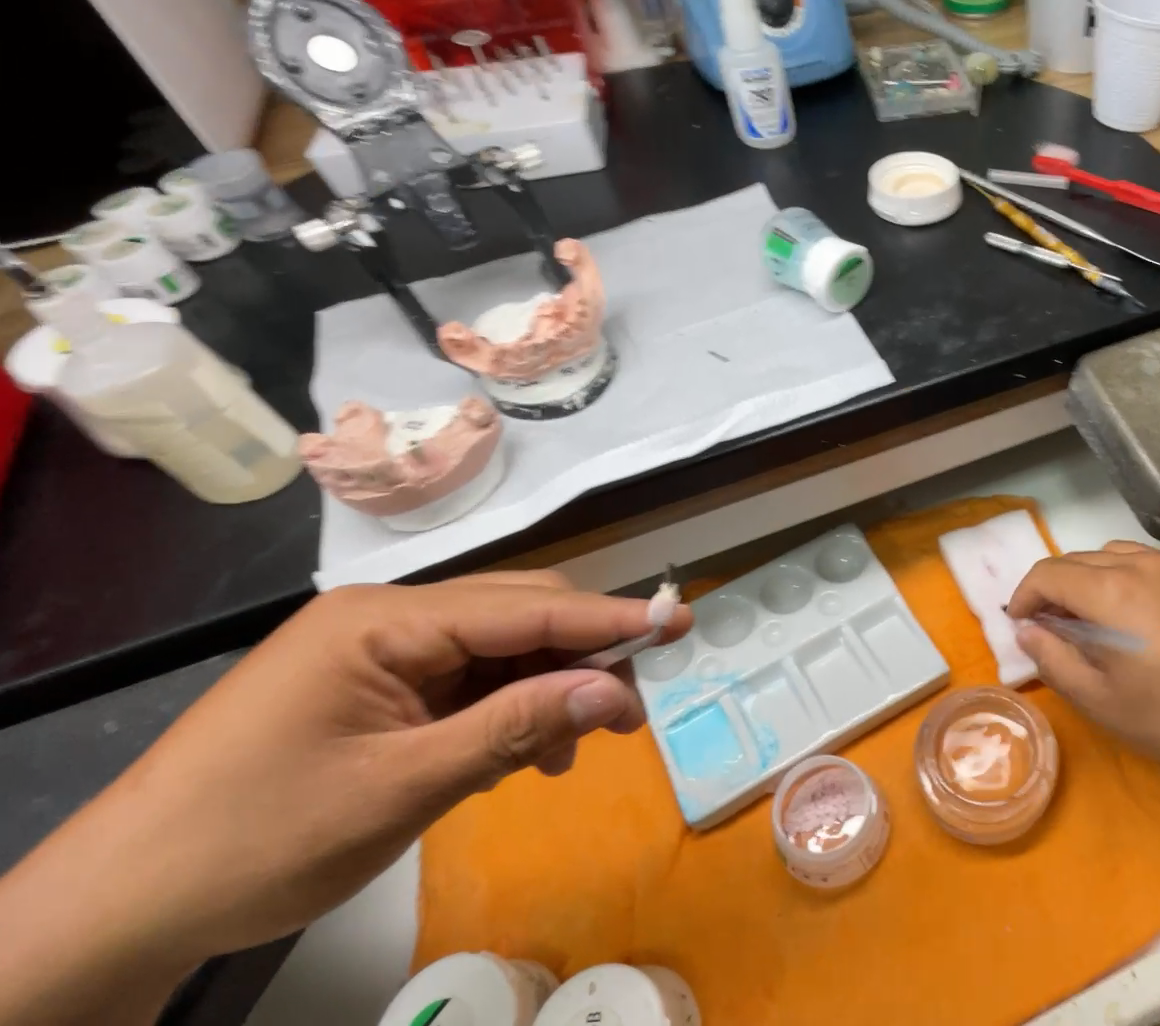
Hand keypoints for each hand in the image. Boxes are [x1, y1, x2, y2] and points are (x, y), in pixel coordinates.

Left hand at [7, 571, 689, 970]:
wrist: (123, 906)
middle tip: (630, 711)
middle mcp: (386, 618)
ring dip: (546, 693)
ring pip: (500, 652)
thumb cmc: (259, 839)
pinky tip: (522, 758)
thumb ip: (517, 726)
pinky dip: (508, 714)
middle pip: (518, 616)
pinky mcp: (376, 689)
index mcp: (383, 620)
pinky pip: (467, 684)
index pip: (526, 607)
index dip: (610, 616)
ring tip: (575, 748)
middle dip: (582, 657)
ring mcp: (379, 653)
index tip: (681, 620)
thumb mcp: (403, 785)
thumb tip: (616, 691)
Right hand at [1007, 541, 1159, 778]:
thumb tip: (1027, 630)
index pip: (1048, 573)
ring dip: (1093, 579)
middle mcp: (1144, 566)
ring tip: (1098, 616)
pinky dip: (1135, 580)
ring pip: (1118, 555)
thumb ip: (1053, 659)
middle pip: (1080, 559)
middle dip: (1055, 588)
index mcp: (1111, 593)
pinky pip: (1157, 564)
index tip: (1020, 621)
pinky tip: (1148, 616)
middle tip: (1054, 626)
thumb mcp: (1100, 701)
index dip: (1025, 595)